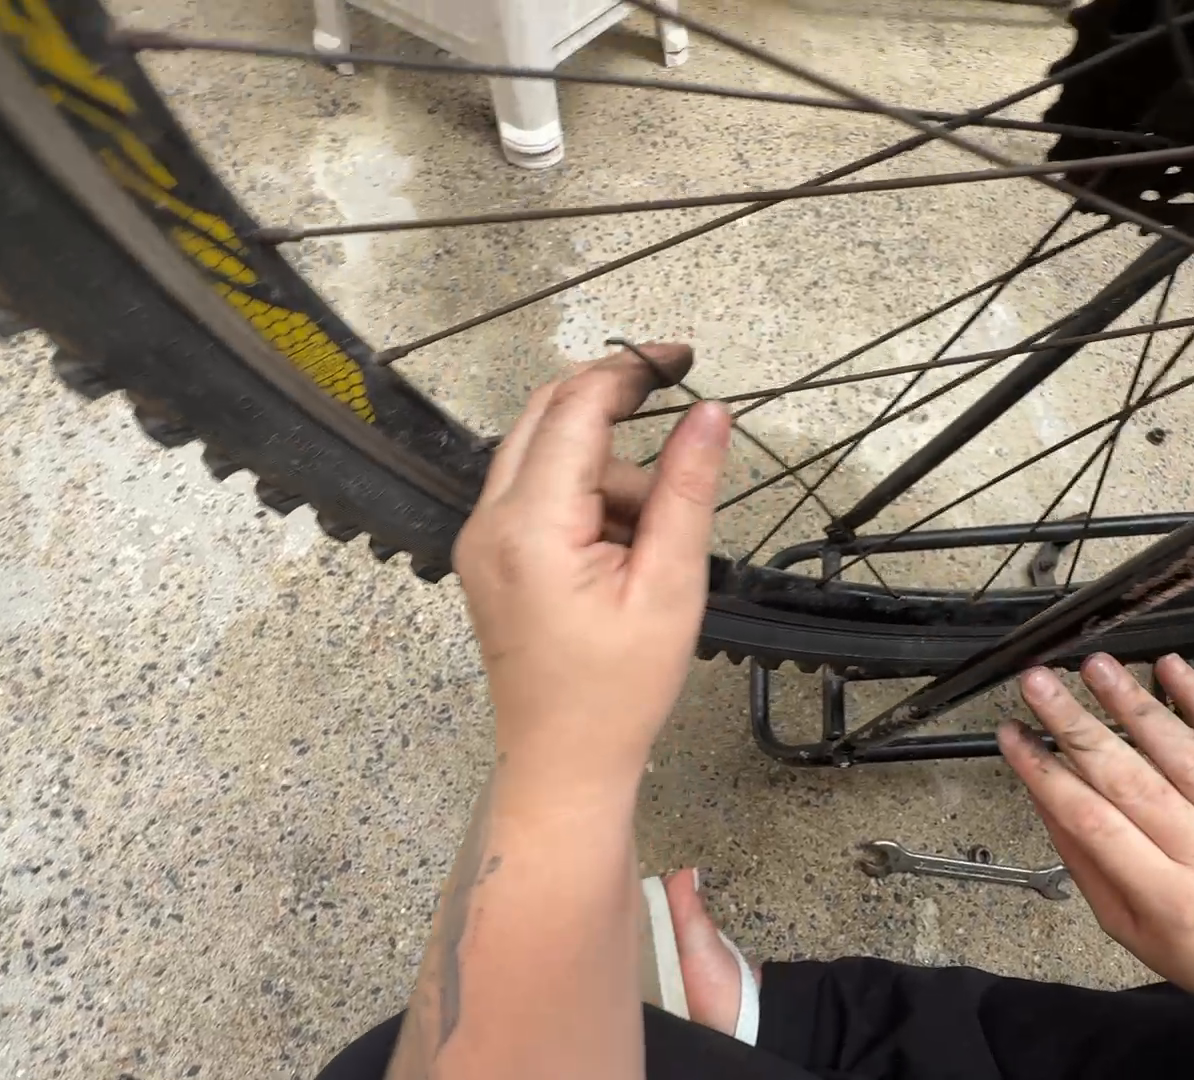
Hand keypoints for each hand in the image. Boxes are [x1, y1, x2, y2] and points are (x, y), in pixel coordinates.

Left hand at [453, 345, 729, 788]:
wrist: (566, 761)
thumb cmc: (622, 688)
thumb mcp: (671, 585)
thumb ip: (687, 490)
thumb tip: (712, 414)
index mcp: (531, 526)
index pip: (576, 410)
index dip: (630, 371)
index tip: (682, 357)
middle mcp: (488, 520)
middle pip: (549, 418)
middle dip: (616, 408)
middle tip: (680, 413)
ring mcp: (481, 538)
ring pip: (548, 456)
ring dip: (609, 473)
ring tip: (650, 550)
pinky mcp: (491, 555)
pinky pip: (540, 493)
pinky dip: (588, 499)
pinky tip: (620, 556)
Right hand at [999, 654, 1193, 1030]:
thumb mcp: (1128, 932)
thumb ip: (1083, 861)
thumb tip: (1042, 791)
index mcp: (1171, 901)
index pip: (1093, 823)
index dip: (1044, 774)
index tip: (1011, 736)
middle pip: (1132, 779)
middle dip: (1075, 725)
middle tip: (1037, 683)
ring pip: (1183, 752)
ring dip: (1132, 702)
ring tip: (1093, 665)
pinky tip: (1170, 667)